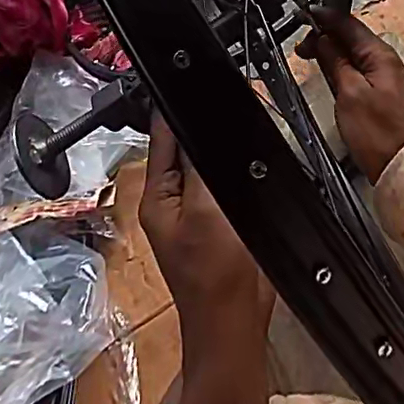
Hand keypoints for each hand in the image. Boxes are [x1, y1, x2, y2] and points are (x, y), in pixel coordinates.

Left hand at [139, 116, 273, 347]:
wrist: (238, 324)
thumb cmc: (215, 272)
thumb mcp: (205, 210)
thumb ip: (200, 165)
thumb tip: (196, 124)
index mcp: (157, 194)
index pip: (162, 139)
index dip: (176, 109)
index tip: (191, 79)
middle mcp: (172, 198)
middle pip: (184, 149)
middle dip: (202, 125)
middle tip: (223, 95)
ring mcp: (195, 210)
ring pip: (206, 164)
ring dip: (219, 146)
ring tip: (235, 115)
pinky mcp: (219, 221)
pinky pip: (223, 183)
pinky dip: (232, 168)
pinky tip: (247, 152)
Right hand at [296, 8, 403, 181]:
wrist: (402, 166)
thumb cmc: (380, 133)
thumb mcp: (349, 92)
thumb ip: (334, 61)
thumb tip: (322, 40)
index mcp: (380, 55)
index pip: (348, 24)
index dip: (324, 18)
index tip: (304, 15)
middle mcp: (384, 61)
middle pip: (350, 36)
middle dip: (324, 36)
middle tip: (301, 46)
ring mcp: (383, 76)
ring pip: (351, 52)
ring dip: (329, 51)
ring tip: (308, 55)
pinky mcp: (379, 92)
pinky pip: (355, 68)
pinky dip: (338, 65)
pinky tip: (327, 70)